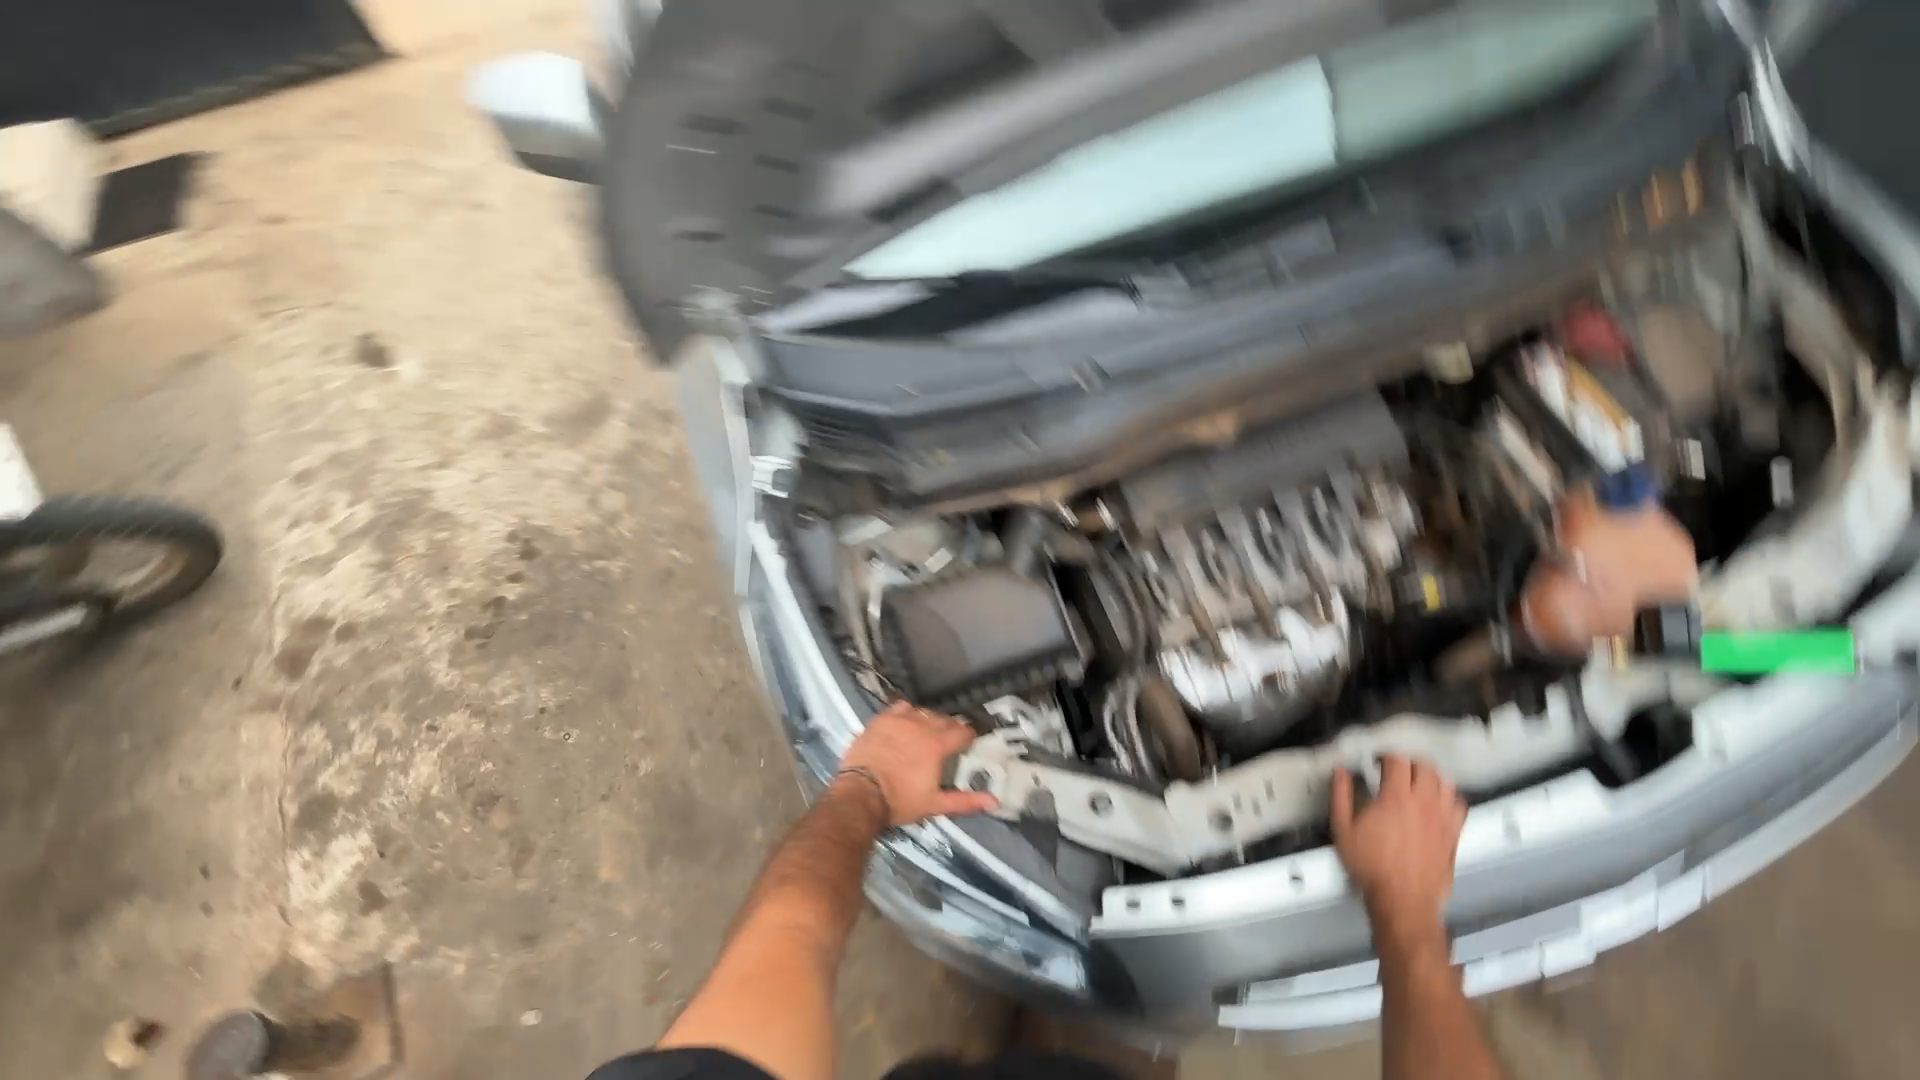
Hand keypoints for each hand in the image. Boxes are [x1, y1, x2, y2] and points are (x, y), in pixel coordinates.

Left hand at [839, 702, 999, 826]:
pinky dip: (907, 713)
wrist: (860, 793)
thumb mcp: (934, 804)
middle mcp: (921, 726)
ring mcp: (899, 721)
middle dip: (950, 727)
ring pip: (922, 711)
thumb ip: (965, 801)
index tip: (968, 742)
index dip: (968, 736)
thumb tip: (994, 801)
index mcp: (937, 745)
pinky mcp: (881, 720)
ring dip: (929, 719)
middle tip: (948, 739)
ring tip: (926, 730)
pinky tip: (905, 722)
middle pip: (943, 719)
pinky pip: (900, 708)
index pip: (962, 732)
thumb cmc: (900, 800)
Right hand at [1330, 755, 1467, 945]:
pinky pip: (1459, 804)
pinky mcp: (1454, 834)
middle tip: (1396, 768)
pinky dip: (1449, 796)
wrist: (1404, 900)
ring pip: (1445, 782)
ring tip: (1417, 780)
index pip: (1398, 760)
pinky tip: (1438, 802)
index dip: (1386, 755)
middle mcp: (1423, 803)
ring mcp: (1443, 818)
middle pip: (1425, 766)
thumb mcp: (1342, 830)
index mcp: (1395, 798)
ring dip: (1430, 775)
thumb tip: (1340, 773)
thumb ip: (1340, 796)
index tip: (1376, 762)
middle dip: (1409, 761)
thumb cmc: (1371, 866)